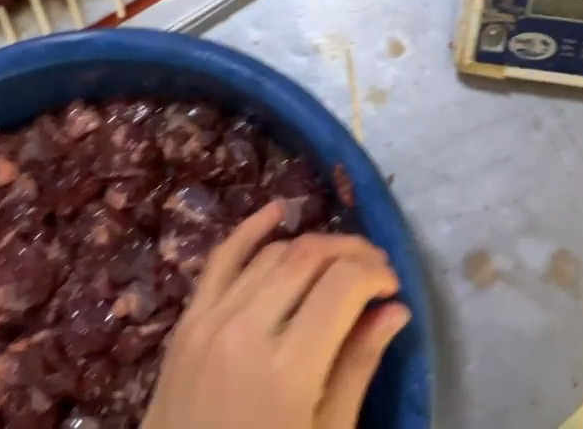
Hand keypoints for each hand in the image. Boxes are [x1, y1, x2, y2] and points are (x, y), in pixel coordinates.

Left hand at [143, 202, 410, 428]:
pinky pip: (221, 258)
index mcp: (288, 370)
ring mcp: (210, 321)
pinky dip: (251, 229)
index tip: (392, 288)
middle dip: (352, 252)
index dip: (376, 274)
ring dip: (314, 247)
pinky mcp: (186, 322)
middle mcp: (246, 331)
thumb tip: (396, 309)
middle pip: (310, 257)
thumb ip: (358, 367)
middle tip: (376, 269)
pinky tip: (278, 211)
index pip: (343, 285)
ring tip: (340, 263)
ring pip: (273, 253)